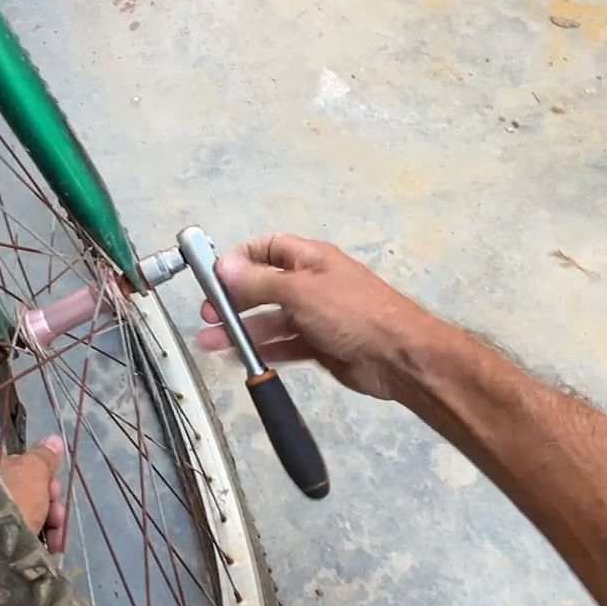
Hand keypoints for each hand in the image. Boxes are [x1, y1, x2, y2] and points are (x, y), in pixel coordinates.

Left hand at [0, 435, 67, 553]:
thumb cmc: (10, 501)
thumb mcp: (32, 472)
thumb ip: (44, 457)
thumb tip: (53, 439)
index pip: (12, 455)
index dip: (37, 468)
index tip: (51, 481)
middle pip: (25, 484)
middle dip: (49, 498)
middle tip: (56, 512)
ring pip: (27, 509)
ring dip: (49, 520)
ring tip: (56, 537)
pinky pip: (21, 531)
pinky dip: (39, 537)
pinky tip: (51, 547)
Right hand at [196, 233, 438, 402]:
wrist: (399, 358)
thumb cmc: (352, 313)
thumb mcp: (300, 291)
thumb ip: (258, 281)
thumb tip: (223, 266)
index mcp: (309, 260)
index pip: (268, 248)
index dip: (240, 258)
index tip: (215, 275)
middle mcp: (309, 284)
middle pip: (262, 287)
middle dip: (233, 299)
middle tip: (207, 314)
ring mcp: (313, 316)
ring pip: (268, 320)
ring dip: (240, 330)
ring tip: (210, 342)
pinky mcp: (317, 345)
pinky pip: (282, 344)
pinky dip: (261, 350)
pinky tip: (239, 358)